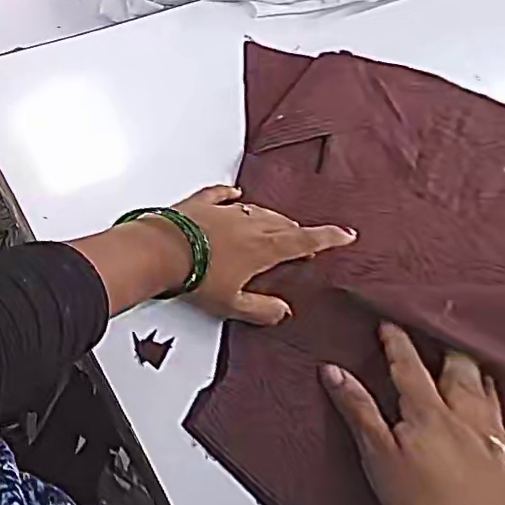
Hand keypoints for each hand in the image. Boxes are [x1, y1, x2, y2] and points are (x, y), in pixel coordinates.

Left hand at [169, 185, 355, 323]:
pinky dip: (229, 193)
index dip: (327, 238)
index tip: (344, 234)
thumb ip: (261, 309)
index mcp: (263, 248)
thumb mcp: (232, 304)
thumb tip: (281, 311)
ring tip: (275, 222)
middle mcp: (247, 224)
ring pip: (255, 209)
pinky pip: (219, 194)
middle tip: (303, 239)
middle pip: (281, 224)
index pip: (304, 241)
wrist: (160, 250)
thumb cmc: (194, 276)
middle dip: (296, 231)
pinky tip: (233, 193)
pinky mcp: (199, 204)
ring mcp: (222, 211)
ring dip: (268, 216)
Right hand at [322, 324, 504, 504]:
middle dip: (452, 354)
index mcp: (430, 414)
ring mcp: (495, 456)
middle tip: (445, 335)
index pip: (409, 368)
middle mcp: (466, 426)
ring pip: (492, 408)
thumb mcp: (375, 451)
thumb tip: (333, 370)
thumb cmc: (421, 503)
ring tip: (480, 368)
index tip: (390, 323)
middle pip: (461, 379)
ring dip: (484, 385)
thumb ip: (357, 407)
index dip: (398, 343)